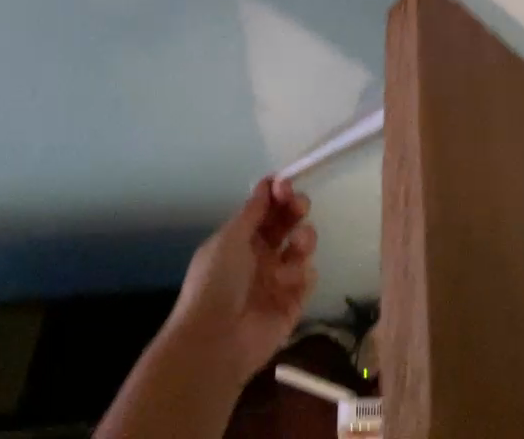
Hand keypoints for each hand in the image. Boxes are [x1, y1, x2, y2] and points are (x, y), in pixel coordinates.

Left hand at [166, 176, 318, 387]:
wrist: (216, 339)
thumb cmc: (216, 281)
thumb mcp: (230, 238)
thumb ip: (253, 210)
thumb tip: (266, 183)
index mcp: (240, 239)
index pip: (265, 209)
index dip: (277, 194)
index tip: (285, 184)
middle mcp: (260, 256)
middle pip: (286, 224)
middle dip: (295, 210)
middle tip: (300, 206)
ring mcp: (277, 280)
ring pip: (301, 248)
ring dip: (303, 240)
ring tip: (297, 245)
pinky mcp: (292, 304)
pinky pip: (307, 279)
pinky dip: (302, 274)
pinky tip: (290, 280)